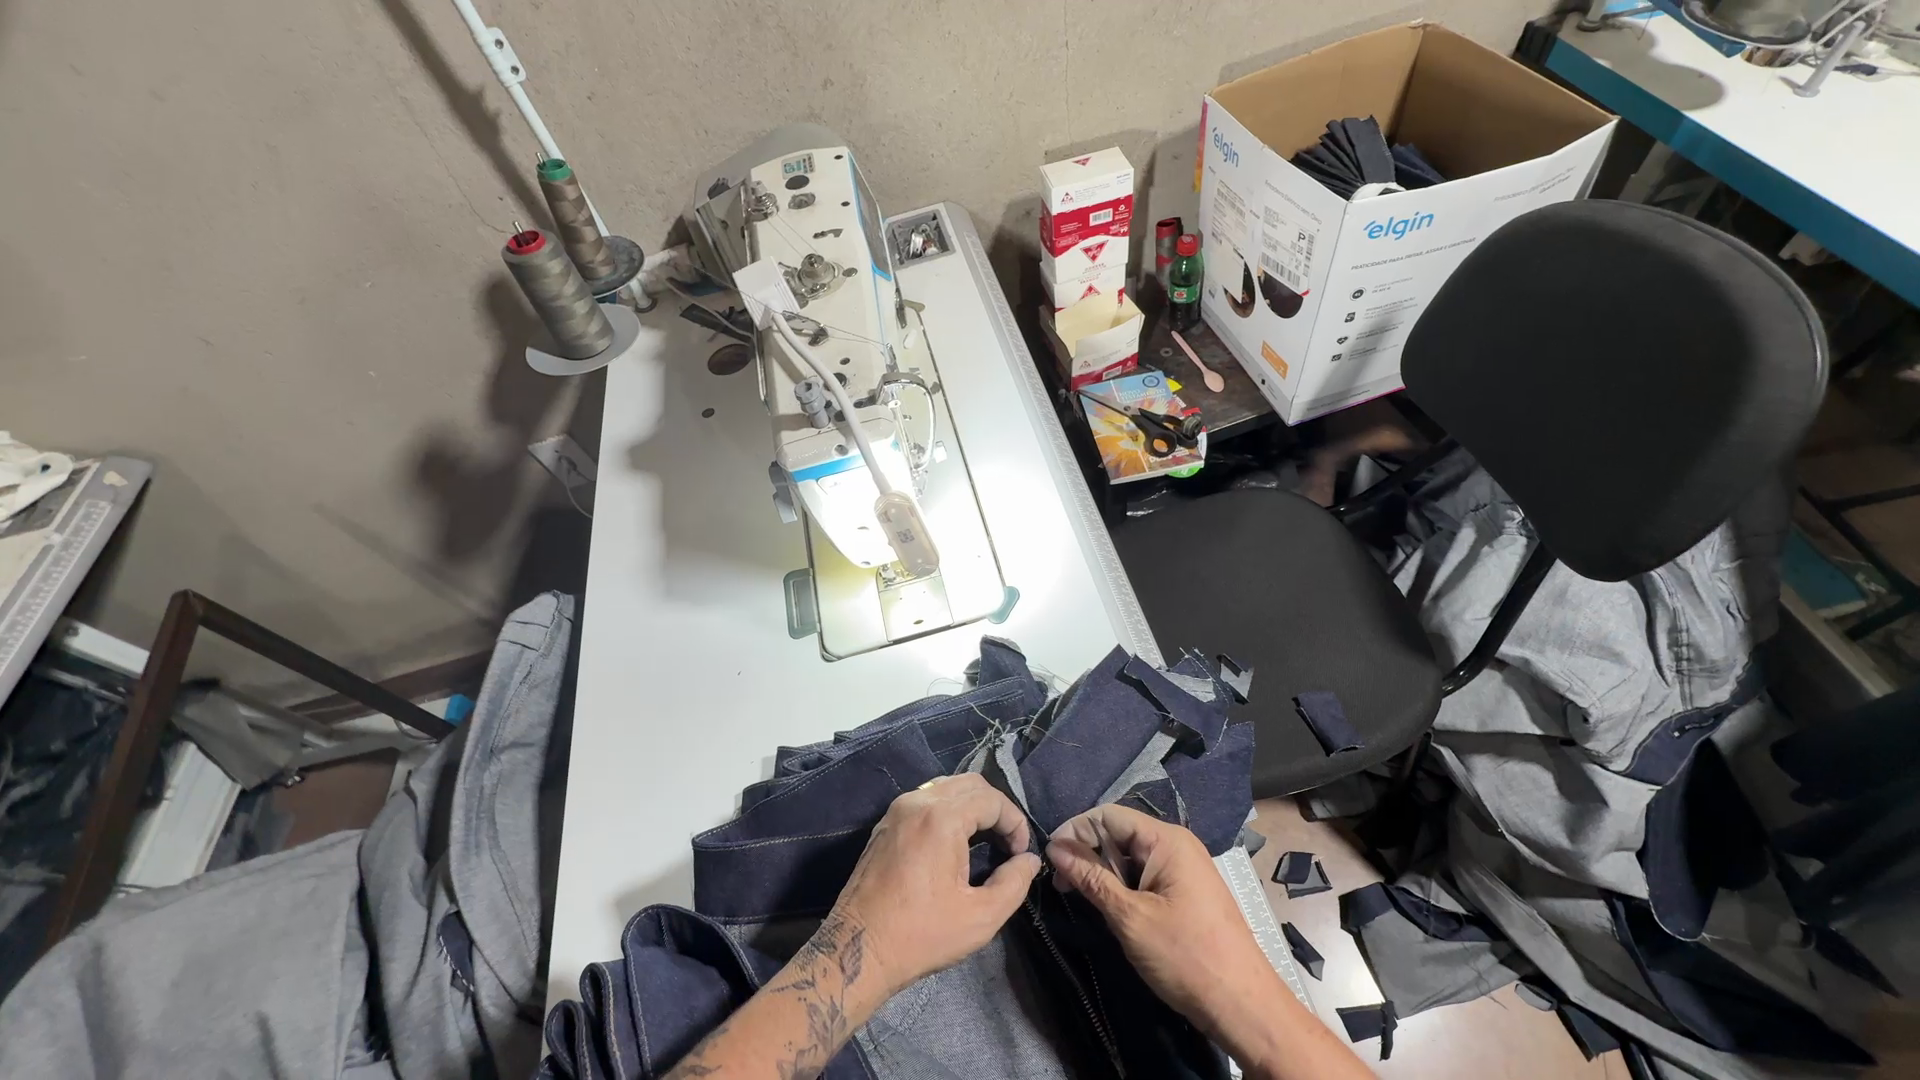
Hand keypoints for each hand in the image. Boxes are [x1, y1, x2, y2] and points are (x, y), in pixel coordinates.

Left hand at [831, 773, 1041, 997]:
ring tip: (986, 840)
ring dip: (972, 806)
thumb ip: (1014, 883)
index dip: (1015, 822)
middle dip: (996, 808)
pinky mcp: (885, 824)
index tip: (1021, 854)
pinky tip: (955, 842)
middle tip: (1007, 843)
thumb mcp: (981, 918)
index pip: (991, 799)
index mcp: (941, 818)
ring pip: (946, 787)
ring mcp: (896, 810)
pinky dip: (948, 810)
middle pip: (970, 783)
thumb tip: (1029, 860)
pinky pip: (925, 800)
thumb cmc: (921, 935)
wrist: (859, 950)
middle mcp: (917, 802)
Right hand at [1047, 805, 1368, 1079]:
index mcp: (1167, 840)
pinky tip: (1108, 907)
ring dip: (1102, 872)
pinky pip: (1144, 875)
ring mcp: (1183, 868)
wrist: (1243, 1005)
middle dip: (1086, 852)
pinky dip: (1121, 886)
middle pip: (1119, 833)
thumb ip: (1091, 878)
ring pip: (1130, 856)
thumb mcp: (1129, 917)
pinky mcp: (1185, 891)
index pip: (1109, 815)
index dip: (1075, 830)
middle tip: (1060, 884)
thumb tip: (1055, 848)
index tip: (1049, 858)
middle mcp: (1176, 845)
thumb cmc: (1185, 956)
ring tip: (1079, 897)